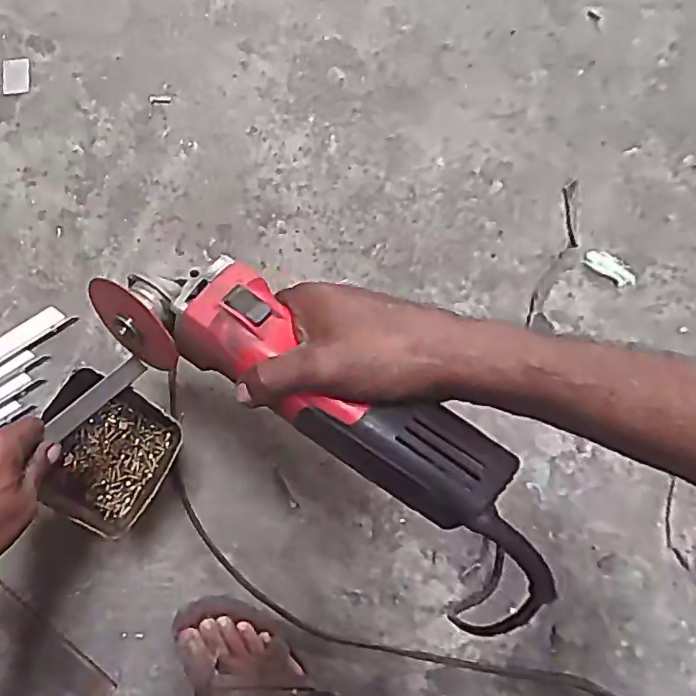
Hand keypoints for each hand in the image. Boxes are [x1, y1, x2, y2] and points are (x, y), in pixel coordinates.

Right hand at [238, 283, 472, 407]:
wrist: (451, 360)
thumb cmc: (394, 350)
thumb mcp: (320, 369)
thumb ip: (274, 377)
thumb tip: (244, 387)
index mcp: (308, 298)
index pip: (258, 317)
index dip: (249, 345)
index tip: (245, 369)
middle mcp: (327, 306)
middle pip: (284, 344)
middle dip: (286, 372)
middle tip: (297, 391)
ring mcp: (348, 326)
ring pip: (311, 360)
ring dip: (313, 383)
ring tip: (330, 396)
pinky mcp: (367, 345)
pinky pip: (335, 367)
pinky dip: (336, 384)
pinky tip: (349, 397)